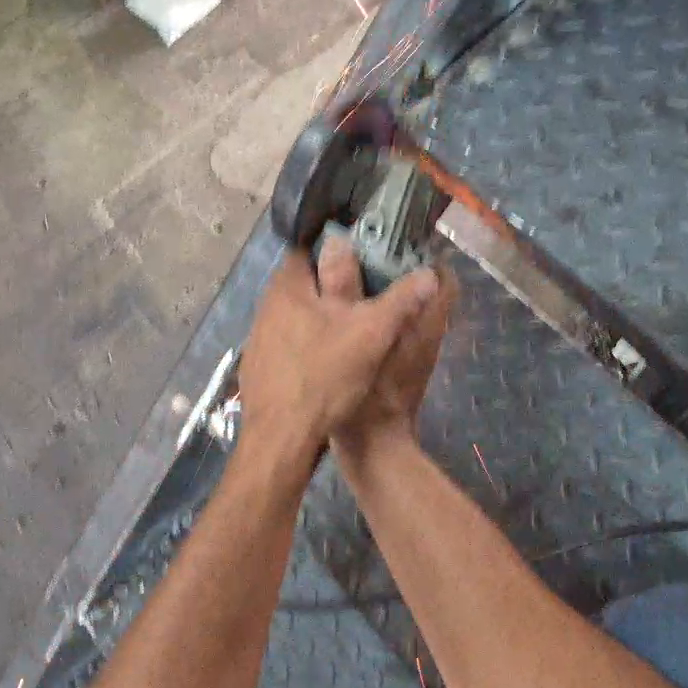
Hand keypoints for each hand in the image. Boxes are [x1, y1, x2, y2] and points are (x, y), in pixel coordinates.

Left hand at [236, 237, 441, 475]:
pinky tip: (325, 364)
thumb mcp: (372, 336)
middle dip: (331, 287)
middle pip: (302, 284)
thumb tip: (430, 274)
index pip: (306, 250)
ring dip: (318, 318)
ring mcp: (257, 340)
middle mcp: (265, 308)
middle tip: (364, 293)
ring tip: (349, 329)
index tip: (361, 254)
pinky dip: (305, 346)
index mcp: (287, 288)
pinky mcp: (258, 369)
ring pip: (293, 316)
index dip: (334, 248)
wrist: (280, 439)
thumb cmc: (324, 377)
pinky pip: (286, 345)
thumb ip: (400, 301)